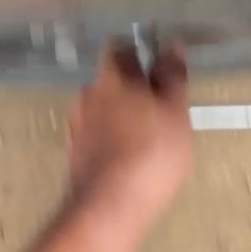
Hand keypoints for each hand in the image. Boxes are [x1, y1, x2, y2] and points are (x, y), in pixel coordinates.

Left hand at [67, 44, 192, 226]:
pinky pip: (97, 134)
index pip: (119, 48)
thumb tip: (172, 44)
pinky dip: (112, 138)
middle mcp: (87, 95)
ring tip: (149, 137)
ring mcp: (77, 125)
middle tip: (162, 107)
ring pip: (103, 108)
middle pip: (111, 80)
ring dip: (122, 114)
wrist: (110, 207)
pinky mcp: (75, 152)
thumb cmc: (152, 152)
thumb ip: (172, 76)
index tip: (160, 69)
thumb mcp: (174, 111)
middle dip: (133, 87)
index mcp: (110, 78)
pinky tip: (130, 158)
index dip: (139, 52)